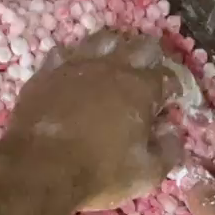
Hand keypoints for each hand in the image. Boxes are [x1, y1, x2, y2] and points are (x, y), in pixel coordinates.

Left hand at [0, 30, 181, 211]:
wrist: (40, 169)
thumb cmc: (99, 173)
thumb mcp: (146, 174)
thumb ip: (169, 151)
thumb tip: (173, 132)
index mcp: (141, 88)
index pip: (169, 77)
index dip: (174, 90)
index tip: (171, 105)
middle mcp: (112, 66)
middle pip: (141, 46)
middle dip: (151, 60)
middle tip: (147, 80)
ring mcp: (77, 64)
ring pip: (103, 39)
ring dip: (115, 51)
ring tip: (114, 68)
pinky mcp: (48, 72)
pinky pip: (66, 53)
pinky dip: (77, 61)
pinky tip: (76, 74)